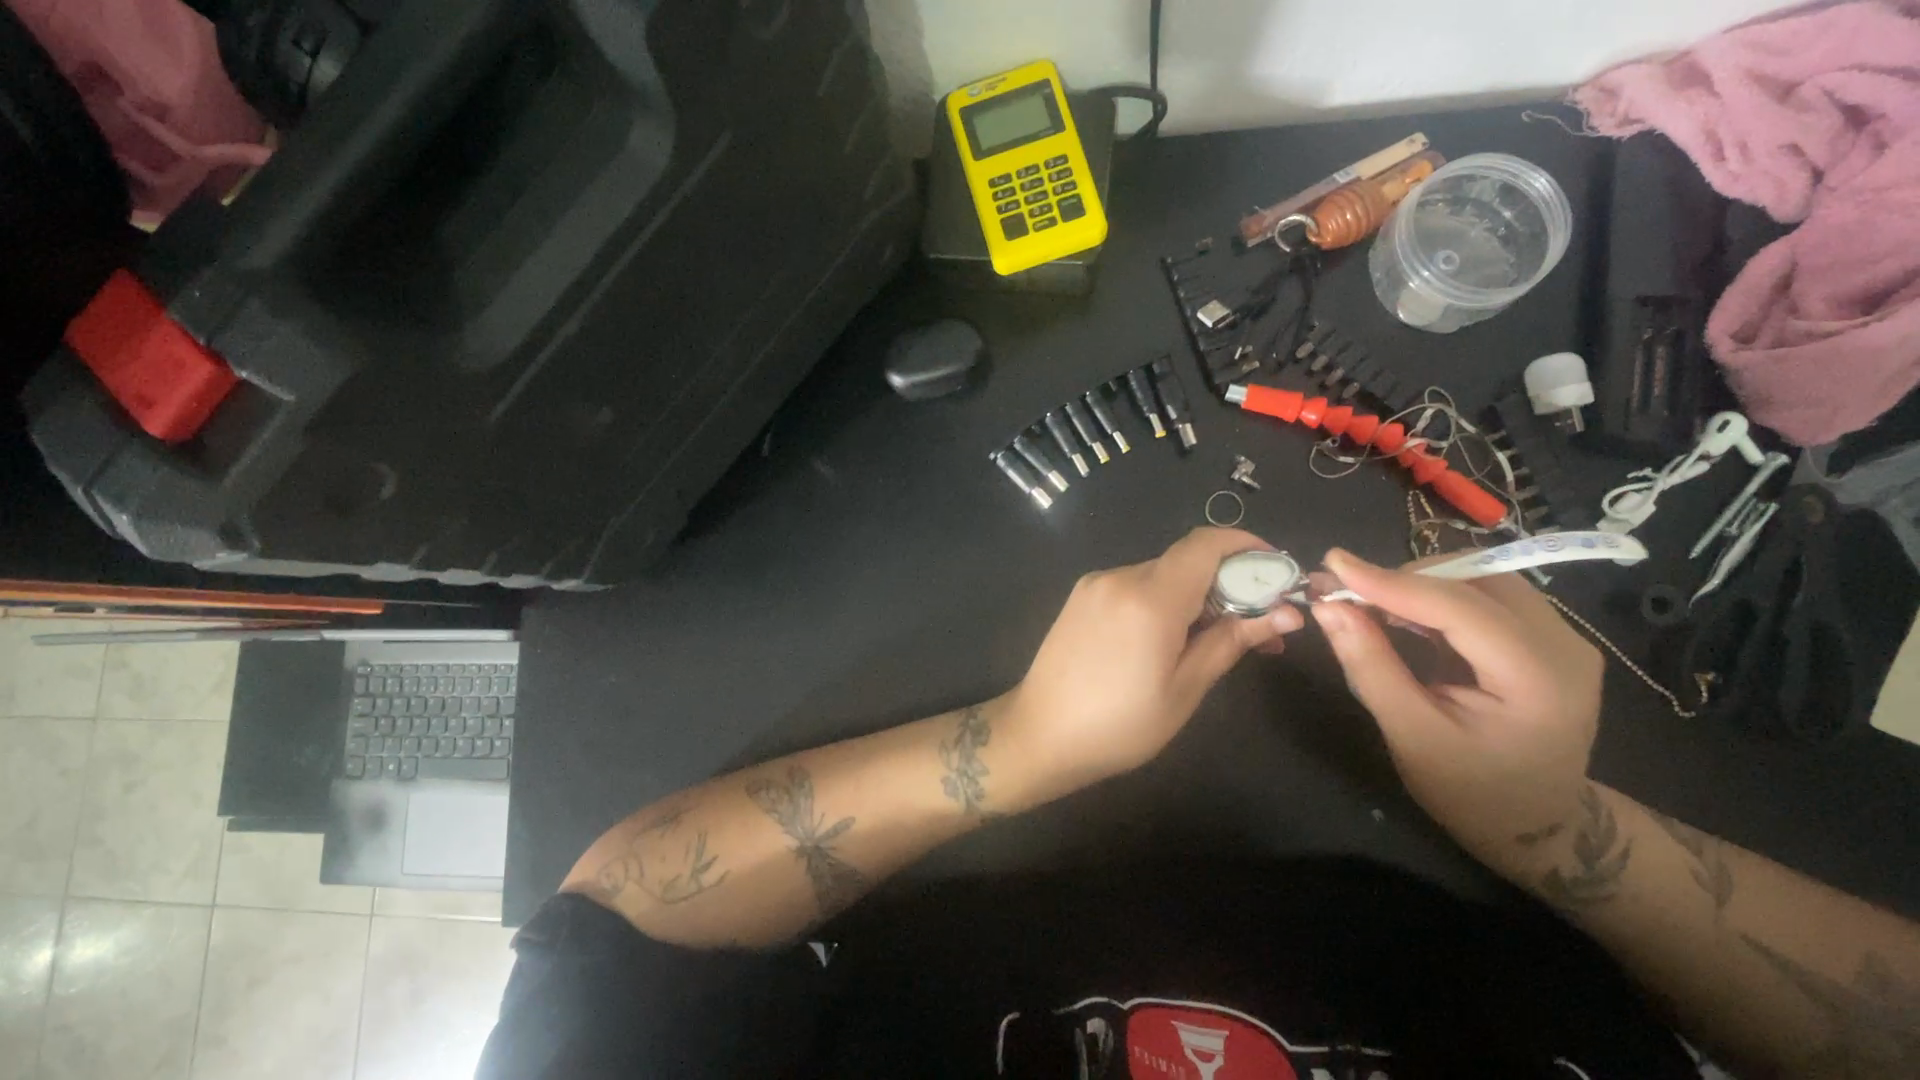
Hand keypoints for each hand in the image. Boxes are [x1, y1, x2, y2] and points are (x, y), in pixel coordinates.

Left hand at [1004, 528, 1306, 785]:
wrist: (1038, 735)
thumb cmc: (1119, 725)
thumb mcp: (1184, 689)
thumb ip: (1231, 641)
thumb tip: (1284, 613)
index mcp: (1150, 599)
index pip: (1206, 544)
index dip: (1247, 547)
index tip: (1276, 571)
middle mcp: (1120, 578)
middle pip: (1187, 561)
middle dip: (1229, 584)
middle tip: (1261, 627)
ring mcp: (1096, 585)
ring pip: (1162, 574)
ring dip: (1196, 596)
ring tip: (1219, 642)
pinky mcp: (1081, 597)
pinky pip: (1135, 586)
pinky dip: (1164, 602)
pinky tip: (1173, 639)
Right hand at [1311, 549, 1603, 870]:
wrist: (1535, 825)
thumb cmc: (1470, 792)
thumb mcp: (1411, 736)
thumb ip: (1371, 667)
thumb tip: (1328, 608)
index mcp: (1538, 679)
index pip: (1459, 607)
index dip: (1391, 582)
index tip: (1332, 564)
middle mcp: (1564, 646)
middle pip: (1476, 580)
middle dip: (1405, 579)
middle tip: (1345, 593)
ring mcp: (1564, 638)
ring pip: (1482, 579)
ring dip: (1421, 585)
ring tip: (1371, 605)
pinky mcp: (1550, 638)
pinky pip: (1488, 596)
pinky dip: (1439, 598)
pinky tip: (1406, 617)